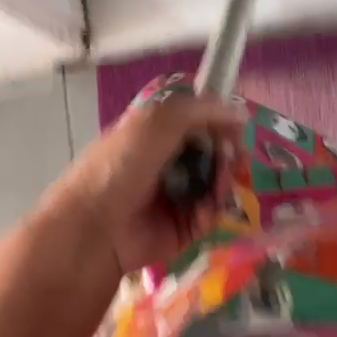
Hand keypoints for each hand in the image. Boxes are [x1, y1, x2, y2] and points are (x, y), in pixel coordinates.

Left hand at [39, 93, 245, 274]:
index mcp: (159, 131)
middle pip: (214, 150)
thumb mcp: (157, 121)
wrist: (95, 226)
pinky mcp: (183, 227)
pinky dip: (212, 211)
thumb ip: (200, 108)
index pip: (200, 119)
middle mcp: (169, 159)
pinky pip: (211, 214)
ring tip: (218, 188)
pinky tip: (204, 212)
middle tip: (236, 159)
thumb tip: (240, 112)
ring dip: (224, 182)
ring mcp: (177, 194)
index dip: (221, 120)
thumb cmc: (121, 164)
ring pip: (218, 182)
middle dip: (229, 152)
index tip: (238, 125)